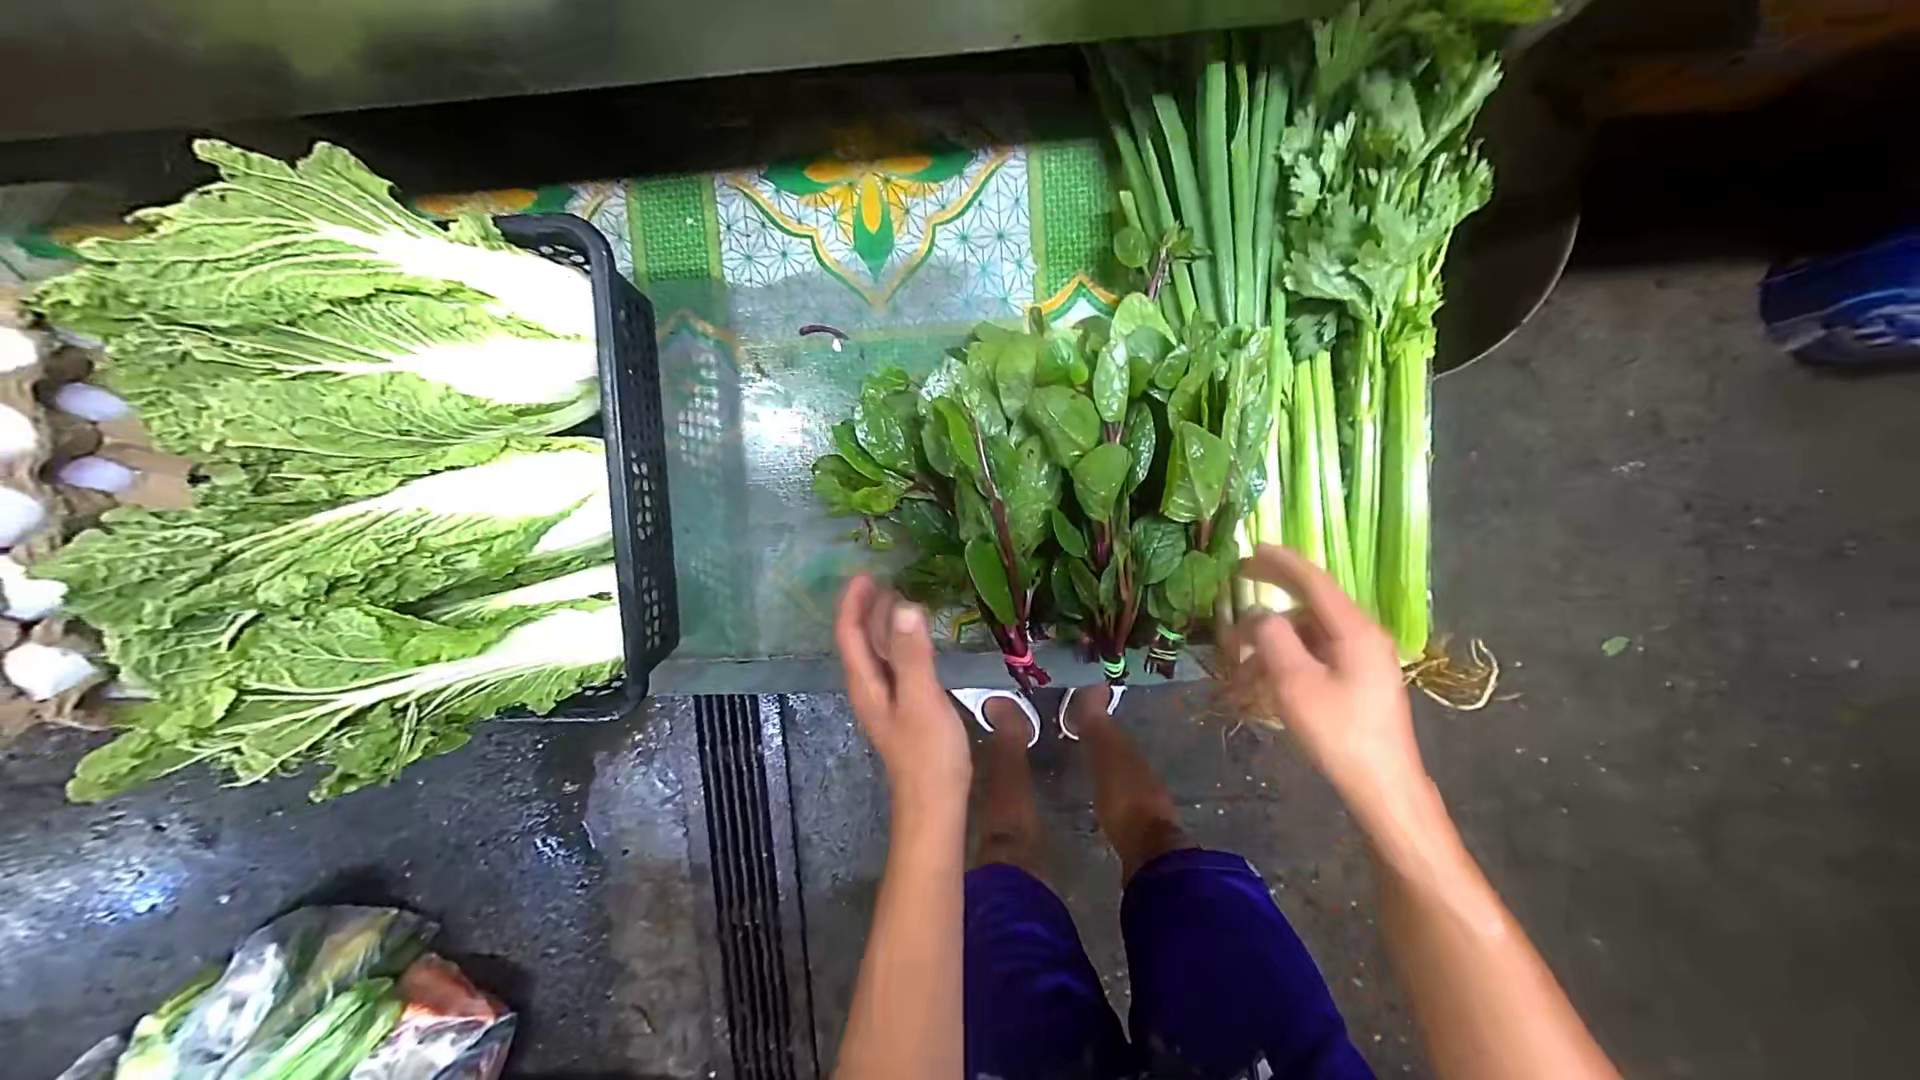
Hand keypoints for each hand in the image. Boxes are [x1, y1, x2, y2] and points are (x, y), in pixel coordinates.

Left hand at [834, 575, 970, 817]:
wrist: (935, 803)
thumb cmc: (927, 753)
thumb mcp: (921, 698)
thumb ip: (912, 654)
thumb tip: (903, 606)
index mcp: (865, 683)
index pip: (849, 634)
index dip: (853, 603)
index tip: (866, 574)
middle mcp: (869, 688)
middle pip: (861, 640)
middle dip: (869, 607)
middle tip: (891, 577)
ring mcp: (886, 699)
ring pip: (878, 652)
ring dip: (884, 623)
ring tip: (904, 597)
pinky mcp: (904, 707)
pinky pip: (896, 663)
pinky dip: (901, 642)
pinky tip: (919, 638)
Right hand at [1231, 545, 1429, 831]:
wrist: (1382, 785)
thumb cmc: (1338, 732)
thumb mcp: (1293, 682)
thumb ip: (1271, 637)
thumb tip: (1258, 615)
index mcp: (1354, 630)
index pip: (1314, 581)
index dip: (1281, 562)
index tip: (1251, 549)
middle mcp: (1362, 636)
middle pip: (1310, 605)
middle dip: (1272, 599)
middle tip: (1239, 586)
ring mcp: (1362, 659)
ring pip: (1308, 633)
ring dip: (1272, 640)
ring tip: (1240, 661)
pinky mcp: (1357, 680)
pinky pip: (1315, 655)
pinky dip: (1286, 660)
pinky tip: (1263, 682)